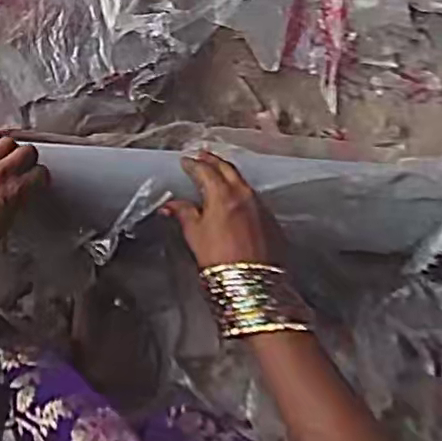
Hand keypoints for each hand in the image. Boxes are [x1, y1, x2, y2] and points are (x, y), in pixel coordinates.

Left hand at [0, 134, 47, 247]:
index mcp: (17, 191)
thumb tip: (18, 195)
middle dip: (29, 158)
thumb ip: (16, 201)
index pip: (40, 173)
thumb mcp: (7, 221)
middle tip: (25, 163)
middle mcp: (3, 172)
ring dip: (10, 148)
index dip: (40, 176)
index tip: (38, 178)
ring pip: (7, 141)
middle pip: (27, 151)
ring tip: (8, 153)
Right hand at [161, 151, 281, 268]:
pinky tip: (235, 196)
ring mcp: (260, 206)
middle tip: (202, 156)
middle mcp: (244, 195)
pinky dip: (241, 190)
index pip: (205, 171)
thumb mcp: (195, 235)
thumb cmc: (220, 259)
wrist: (255, 284)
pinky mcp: (270, 220)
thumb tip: (171, 205)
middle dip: (213, 161)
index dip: (193, 165)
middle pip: (227, 169)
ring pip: (242, 182)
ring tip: (218, 172)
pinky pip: (253, 197)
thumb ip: (184, 213)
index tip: (185, 162)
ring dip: (228, 174)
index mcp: (222, 194)